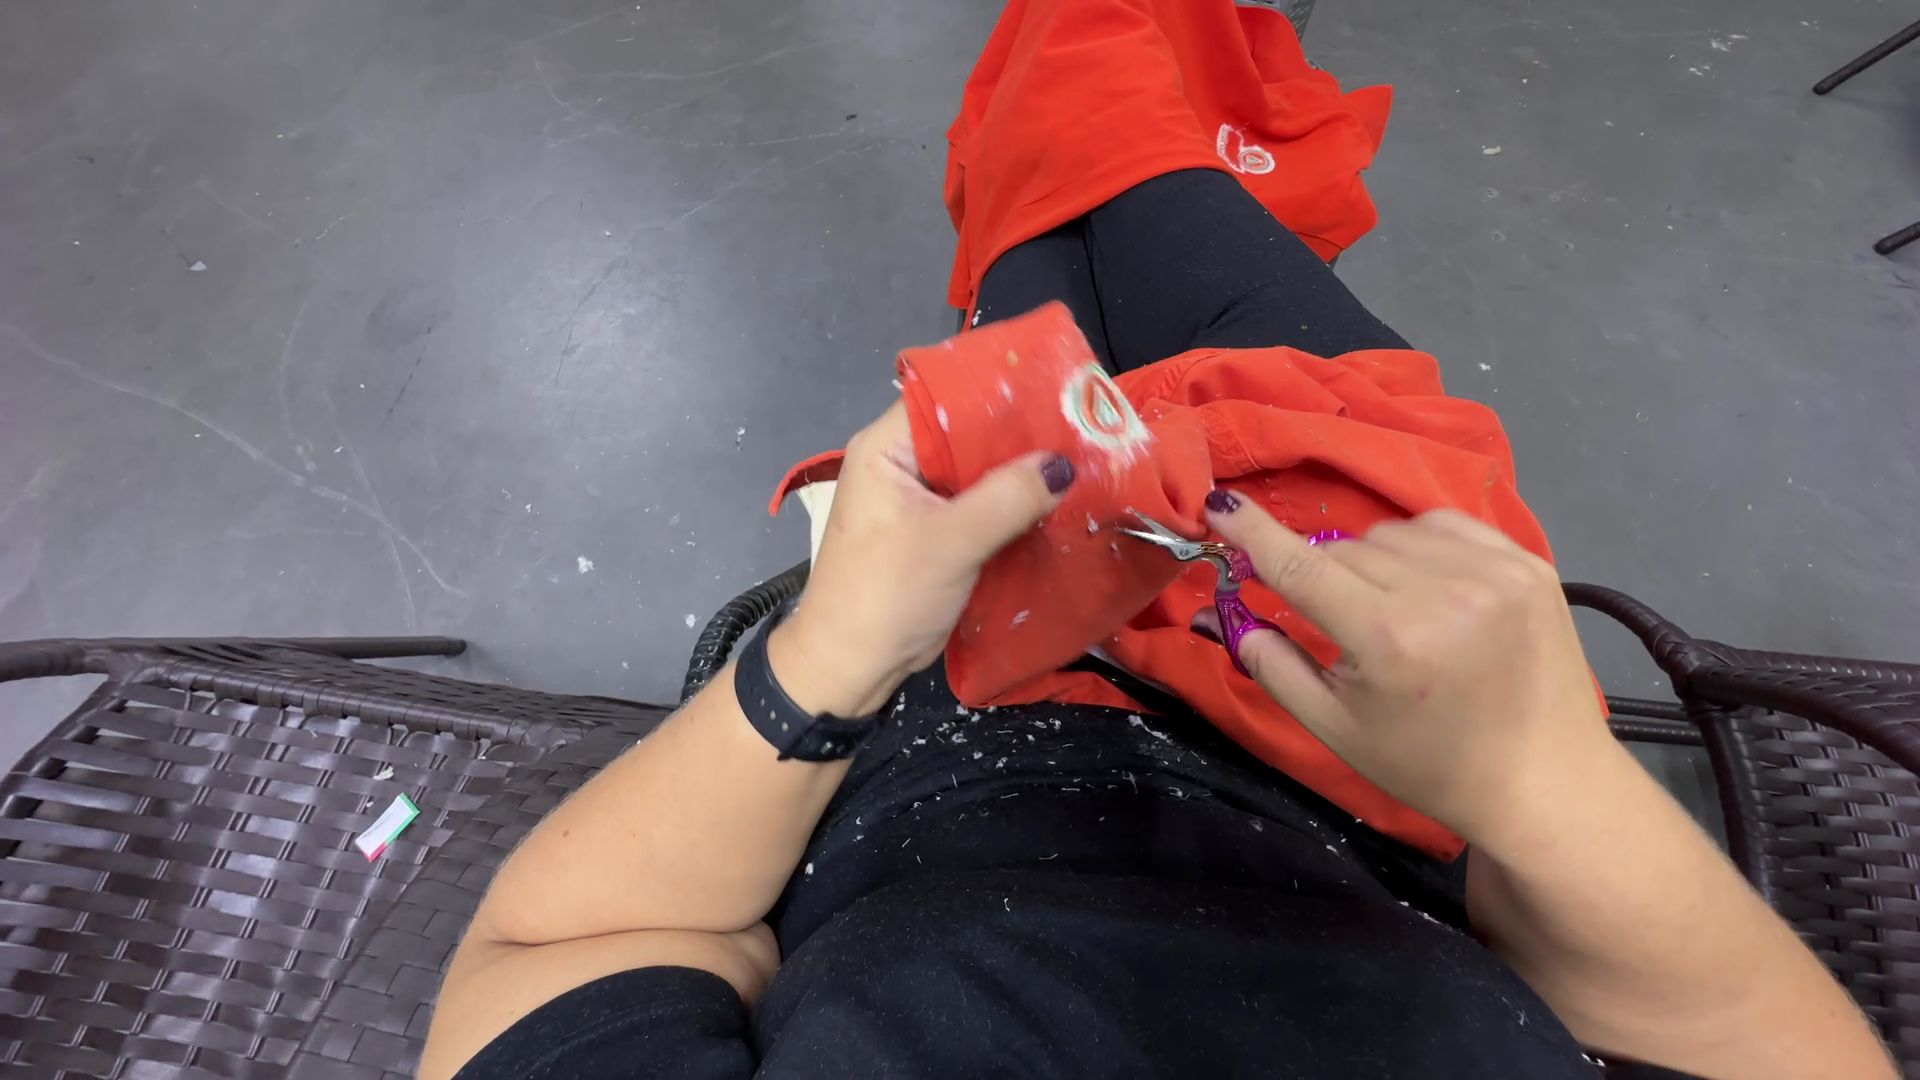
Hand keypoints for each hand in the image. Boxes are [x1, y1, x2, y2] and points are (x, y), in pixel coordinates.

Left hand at [768, 402, 1074, 717]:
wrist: (853, 667)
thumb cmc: (886, 595)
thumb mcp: (950, 542)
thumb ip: (1008, 498)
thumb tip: (1065, 462)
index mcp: (886, 448)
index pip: (948, 398)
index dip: (1001, 394)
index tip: (1058, 393)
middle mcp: (902, 464)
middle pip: (968, 434)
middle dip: (1020, 436)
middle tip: (1083, 427)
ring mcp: (920, 500)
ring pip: (979, 473)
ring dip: (1021, 473)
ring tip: (1082, 458)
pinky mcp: (937, 532)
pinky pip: (981, 506)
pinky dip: (1013, 505)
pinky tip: (1056, 499)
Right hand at [1201, 496, 1609, 845]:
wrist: (1547, 784)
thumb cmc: (1425, 763)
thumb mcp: (1331, 725)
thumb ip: (1269, 662)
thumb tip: (1219, 613)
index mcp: (1391, 639)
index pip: (1301, 567)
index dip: (1253, 534)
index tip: (1219, 505)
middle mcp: (1445, 593)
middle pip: (1342, 551)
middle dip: (1323, 577)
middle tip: (1337, 621)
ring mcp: (1495, 572)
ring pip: (1386, 534)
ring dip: (1368, 561)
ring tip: (1389, 608)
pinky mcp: (1528, 563)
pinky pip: (1439, 524)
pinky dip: (1416, 545)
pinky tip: (1426, 584)